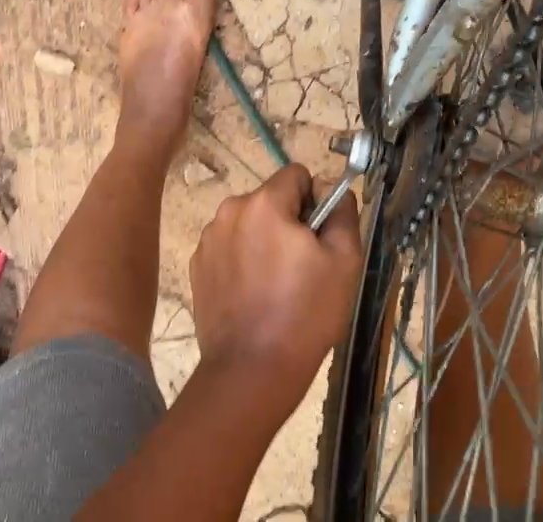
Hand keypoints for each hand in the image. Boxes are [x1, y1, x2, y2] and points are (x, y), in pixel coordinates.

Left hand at [189, 164, 363, 412]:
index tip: (321, 235)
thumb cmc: (305, 313)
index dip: (315, 200)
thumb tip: (332, 190)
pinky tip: (254, 296)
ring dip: (265, 240)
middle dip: (289, 222)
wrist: (251, 368)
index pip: (296, 174)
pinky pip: (230, 248)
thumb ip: (342, 213)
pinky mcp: (198, 266)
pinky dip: (244, 261)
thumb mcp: (344, 261)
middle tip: (304, 266)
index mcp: (264, 203)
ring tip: (278, 285)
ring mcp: (208, 239)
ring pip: (250, 224)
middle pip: (271, 200)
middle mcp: (230, 210)